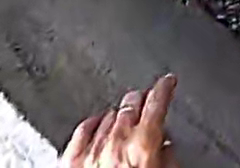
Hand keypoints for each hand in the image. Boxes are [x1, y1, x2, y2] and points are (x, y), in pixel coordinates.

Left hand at [61, 75, 179, 167]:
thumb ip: (169, 155)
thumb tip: (166, 143)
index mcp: (143, 143)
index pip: (158, 100)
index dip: (165, 86)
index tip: (168, 80)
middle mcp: (117, 141)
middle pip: (131, 102)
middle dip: (141, 100)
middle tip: (147, 101)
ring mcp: (91, 151)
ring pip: (108, 115)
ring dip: (119, 115)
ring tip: (125, 118)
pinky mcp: (70, 162)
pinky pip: (82, 131)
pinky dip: (93, 124)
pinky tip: (97, 123)